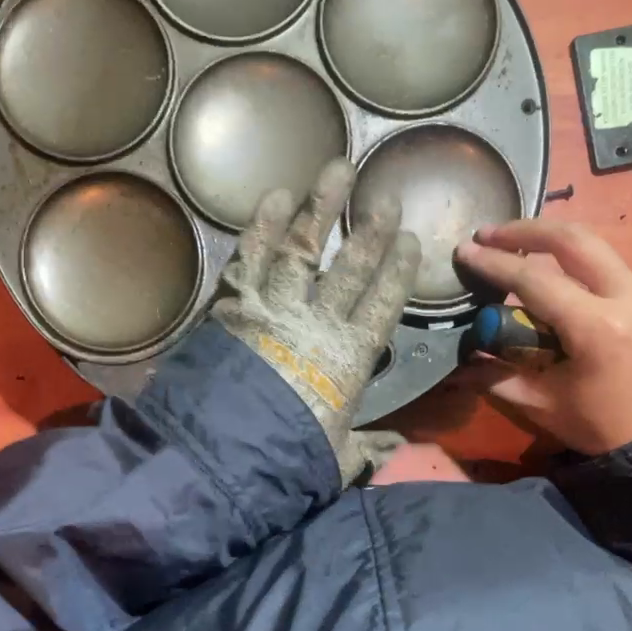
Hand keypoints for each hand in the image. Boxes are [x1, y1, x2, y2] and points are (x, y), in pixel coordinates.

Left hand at [212, 159, 421, 483]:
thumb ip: (366, 449)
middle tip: (386, 200)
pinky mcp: (232, 306)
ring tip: (337, 169)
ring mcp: (273, 308)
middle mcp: (316, 323)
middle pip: (349, 269)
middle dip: (370, 232)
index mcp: (348, 359)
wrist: (222, 454)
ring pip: (302, 248)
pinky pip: (251, 258)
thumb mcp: (334, 461)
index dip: (397, 272)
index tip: (409, 242)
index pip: (383, 305)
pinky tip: (275, 196)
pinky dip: (262, 227)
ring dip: (320, 208)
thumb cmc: (284, 459)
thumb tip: (397, 449)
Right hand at [453, 220, 631, 454]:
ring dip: (553, 245)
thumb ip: (498, 375)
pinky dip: (580, 271)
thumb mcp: (542, 405)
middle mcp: (630, 297)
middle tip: (491, 233)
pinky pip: (614, 273)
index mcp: (598, 327)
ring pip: (597, 250)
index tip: (466, 251)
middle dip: (527, 230)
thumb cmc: (602, 428)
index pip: (536, 280)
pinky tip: (559, 287)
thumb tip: (467, 355)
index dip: (495, 264)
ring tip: (518, 251)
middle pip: (574, 240)